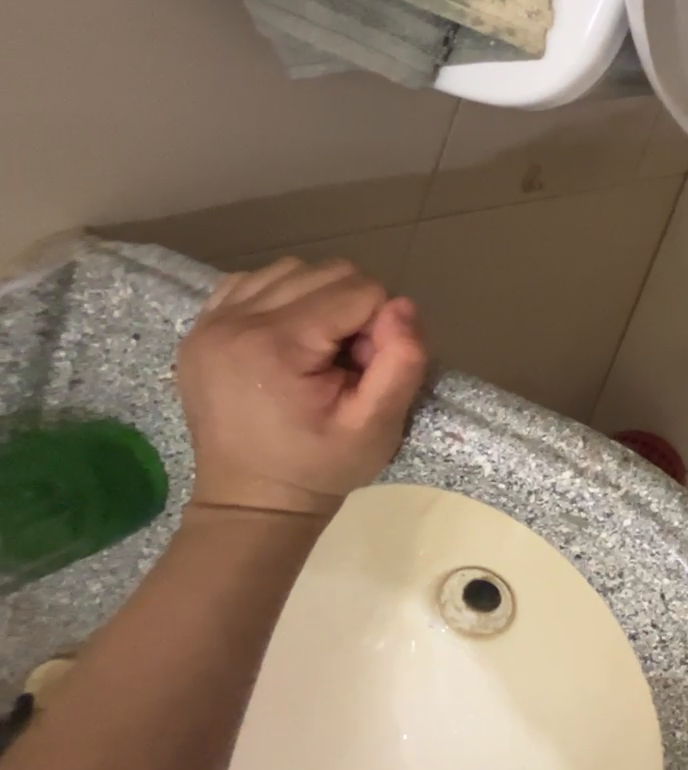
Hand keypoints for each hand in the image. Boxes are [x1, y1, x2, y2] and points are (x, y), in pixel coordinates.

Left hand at [176, 258, 427, 516]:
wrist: (252, 499)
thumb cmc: (322, 464)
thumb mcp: (380, 421)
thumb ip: (403, 358)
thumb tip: (403, 305)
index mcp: (273, 344)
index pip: (362, 291)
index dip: (380, 327)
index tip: (365, 370)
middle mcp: (232, 322)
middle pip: (331, 273)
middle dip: (356, 309)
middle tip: (348, 361)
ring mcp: (209, 322)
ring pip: (296, 270)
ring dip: (325, 298)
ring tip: (321, 347)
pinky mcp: (201, 327)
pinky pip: (256, 280)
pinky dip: (288, 296)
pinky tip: (294, 333)